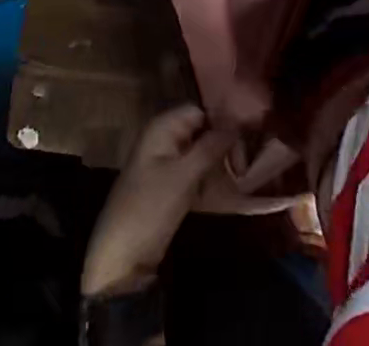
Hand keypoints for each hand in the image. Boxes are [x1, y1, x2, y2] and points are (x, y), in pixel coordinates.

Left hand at [82, 105, 233, 297]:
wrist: (121, 258)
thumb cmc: (150, 208)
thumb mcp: (184, 175)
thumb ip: (211, 146)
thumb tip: (236, 125)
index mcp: (162, 128)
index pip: (201, 111)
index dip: (223, 121)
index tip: (248, 138)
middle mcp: (165, 140)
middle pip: (203, 131)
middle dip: (225, 144)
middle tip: (247, 164)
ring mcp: (167, 164)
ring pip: (203, 153)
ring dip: (222, 164)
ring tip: (245, 175)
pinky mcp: (171, 186)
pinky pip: (198, 173)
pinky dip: (213, 179)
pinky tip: (233, 189)